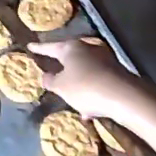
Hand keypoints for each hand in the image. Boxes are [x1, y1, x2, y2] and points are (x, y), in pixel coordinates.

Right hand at [28, 37, 150, 119]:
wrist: (125, 97)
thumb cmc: (85, 88)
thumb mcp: (60, 87)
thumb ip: (50, 81)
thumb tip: (45, 76)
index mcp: (71, 48)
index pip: (50, 47)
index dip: (39, 49)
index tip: (30, 46)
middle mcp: (88, 49)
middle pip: (70, 56)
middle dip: (61, 65)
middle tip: (51, 67)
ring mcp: (105, 60)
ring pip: (85, 70)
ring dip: (77, 82)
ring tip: (71, 97)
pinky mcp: (117, 73)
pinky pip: (97, 81)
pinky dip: (91, 91)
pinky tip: (89, 109)